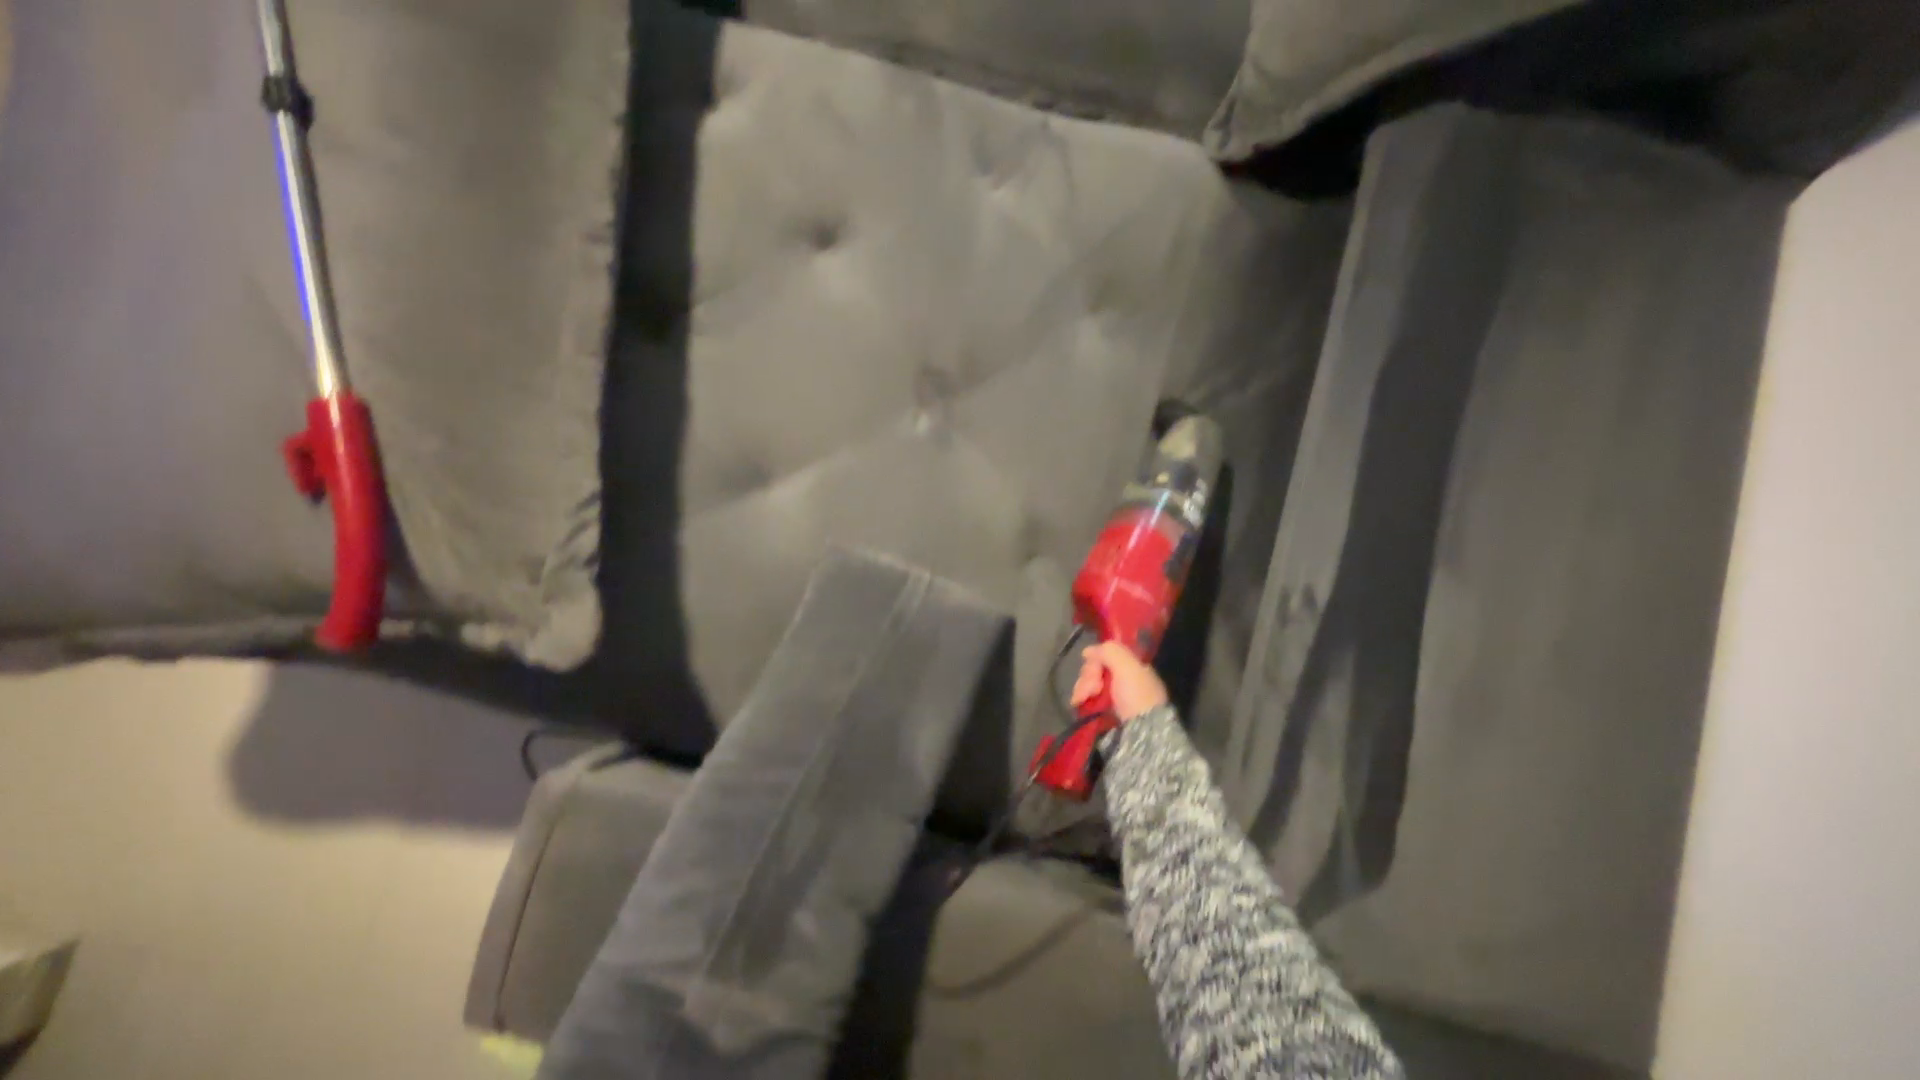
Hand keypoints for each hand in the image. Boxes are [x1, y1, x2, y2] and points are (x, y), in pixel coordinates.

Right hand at [1070, 641, 1168, 721]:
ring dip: (1083, 688)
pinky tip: (1078, 702)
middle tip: (1094, 688)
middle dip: (1089, 676)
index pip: (1106, 655)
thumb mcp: (1128, 666)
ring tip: (1083, 699)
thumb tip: (1088, 651)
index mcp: (1132, 668)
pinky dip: (1080, 698)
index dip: (1096, 659)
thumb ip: (1109, 652)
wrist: (1140, 732)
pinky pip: (1085, 698)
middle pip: (1094, 668)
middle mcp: (1121, 680)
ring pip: (1087, 683)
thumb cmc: (1137, 696)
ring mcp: (1110, 697)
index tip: (1094, 667)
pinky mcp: (1100, 712)